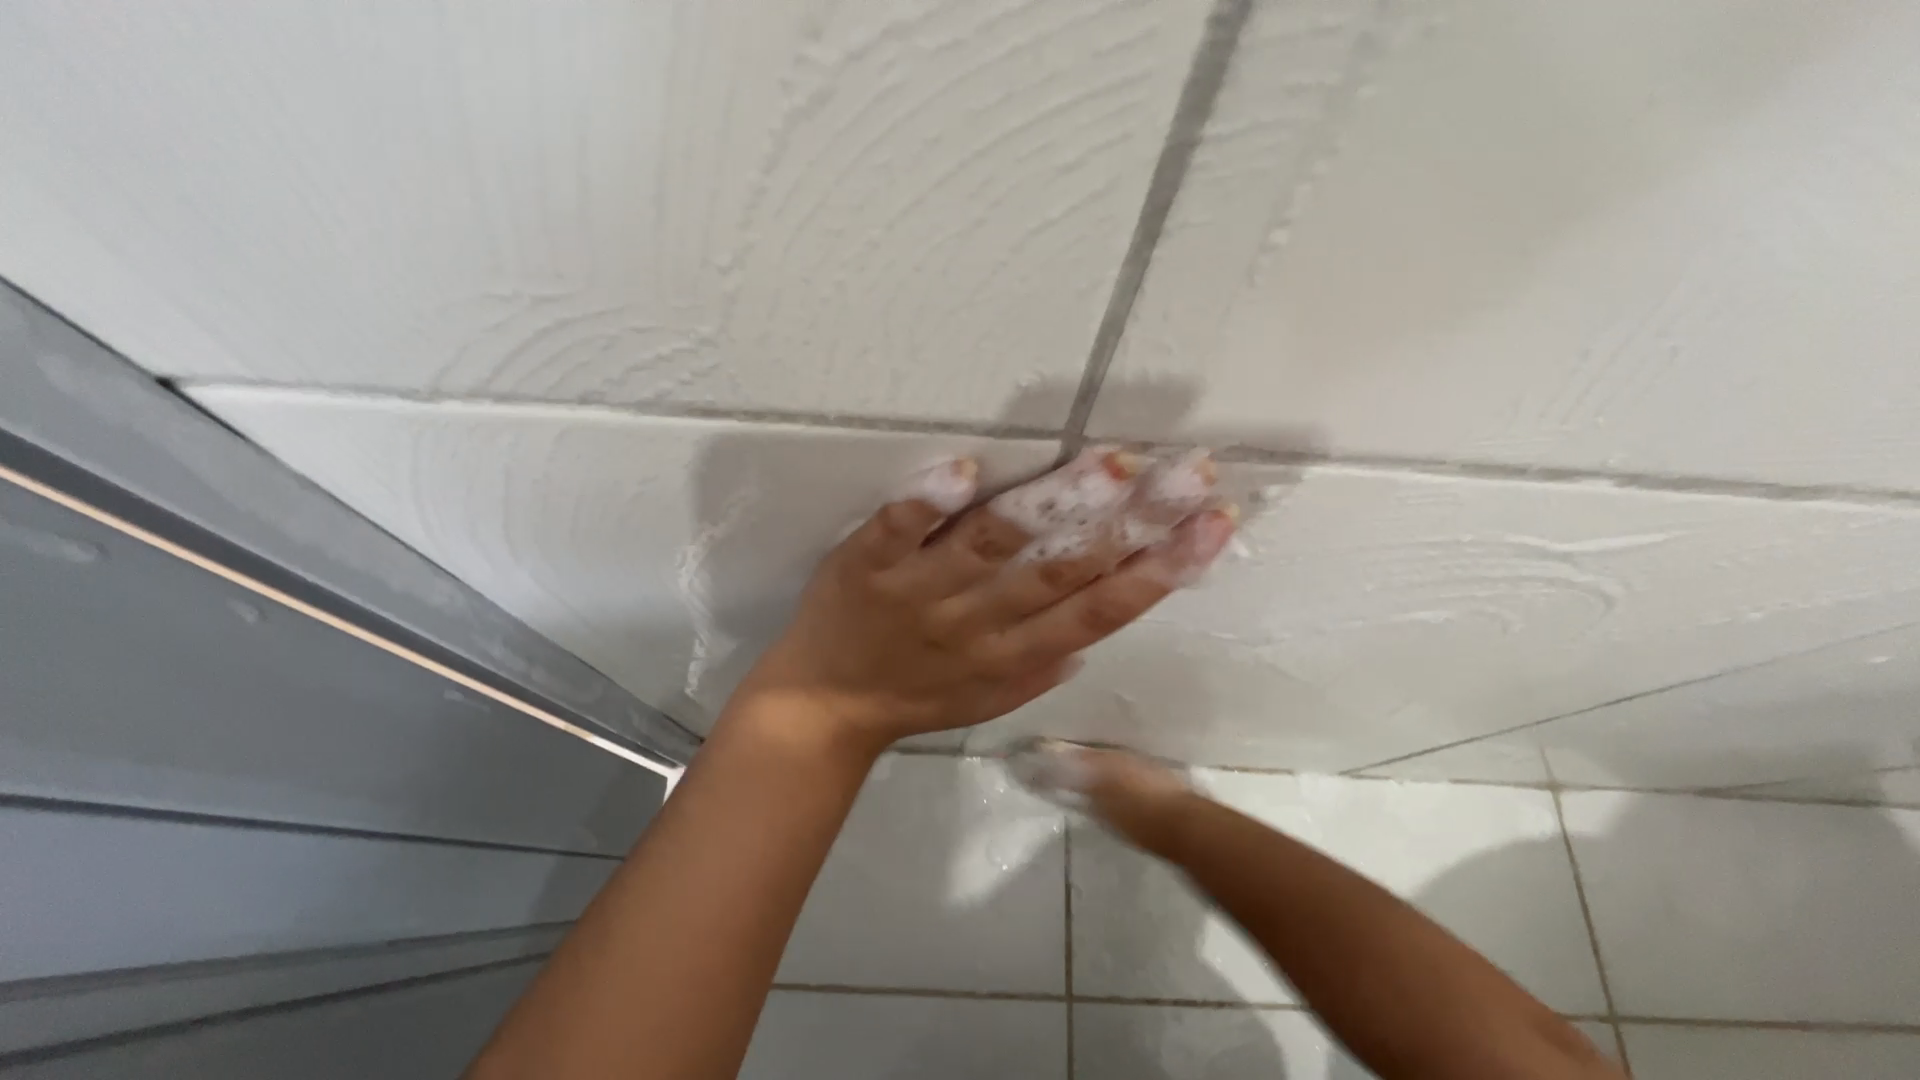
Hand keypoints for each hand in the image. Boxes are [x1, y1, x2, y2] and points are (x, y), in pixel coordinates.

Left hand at [728, 447, 1236, 753]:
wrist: (820, 711)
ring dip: (1053, 505)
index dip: (1162, 569)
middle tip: (1192, 474)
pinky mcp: (867, 565)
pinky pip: (899, 531)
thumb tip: (1093, 642)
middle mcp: (979, 621)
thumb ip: (1040, 670)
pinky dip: (931, 504)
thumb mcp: (985, 703)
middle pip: (1065, 569)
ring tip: (1110, 464)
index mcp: (1014, 653)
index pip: (1102, 609)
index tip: (1214, 523)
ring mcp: (921, 591)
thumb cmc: (912, 700)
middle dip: (1134, 523)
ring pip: (995, 545)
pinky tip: (968, 469)